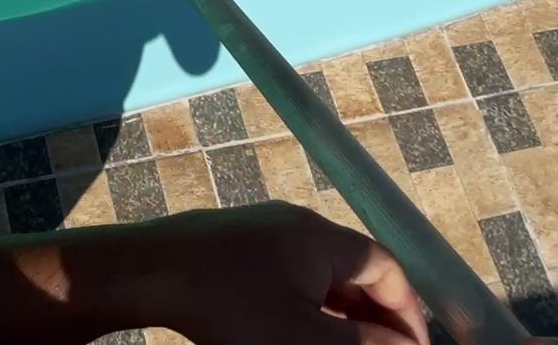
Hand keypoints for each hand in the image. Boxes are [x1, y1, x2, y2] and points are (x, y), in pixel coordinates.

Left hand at [122, 202, 430, 344]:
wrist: (149, 271)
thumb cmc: (229, 305)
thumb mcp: (305, 338)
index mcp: (317, 236)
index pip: (385, 267)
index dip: (408, 315)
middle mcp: (293, 223)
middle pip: (354, 269)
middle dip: (374, 319)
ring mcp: (262, 230)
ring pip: (319, 275)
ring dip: (339, 315)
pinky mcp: (237, 244)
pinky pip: (288, 275)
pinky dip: (306, 306)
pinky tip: (299, 333)